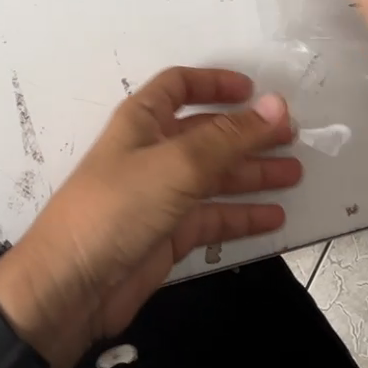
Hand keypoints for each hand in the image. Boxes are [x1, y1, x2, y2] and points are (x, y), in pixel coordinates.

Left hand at [0, 67, 299, 367]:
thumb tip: (275, 104)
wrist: (74, 284)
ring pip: (214, 176)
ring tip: (294, 173)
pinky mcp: (168, 234)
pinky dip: (242, 214)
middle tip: (291, 137)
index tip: (255, 90)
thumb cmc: (118, 206)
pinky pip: (212, 216)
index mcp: (143, 119)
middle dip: (246, 132)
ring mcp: (160, 194)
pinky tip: (273, 216)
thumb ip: (229, 136)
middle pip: (205, 133)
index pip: (179, 86)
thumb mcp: (177, 163)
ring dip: (251, 173)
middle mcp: (153, 151)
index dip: (215, 83)